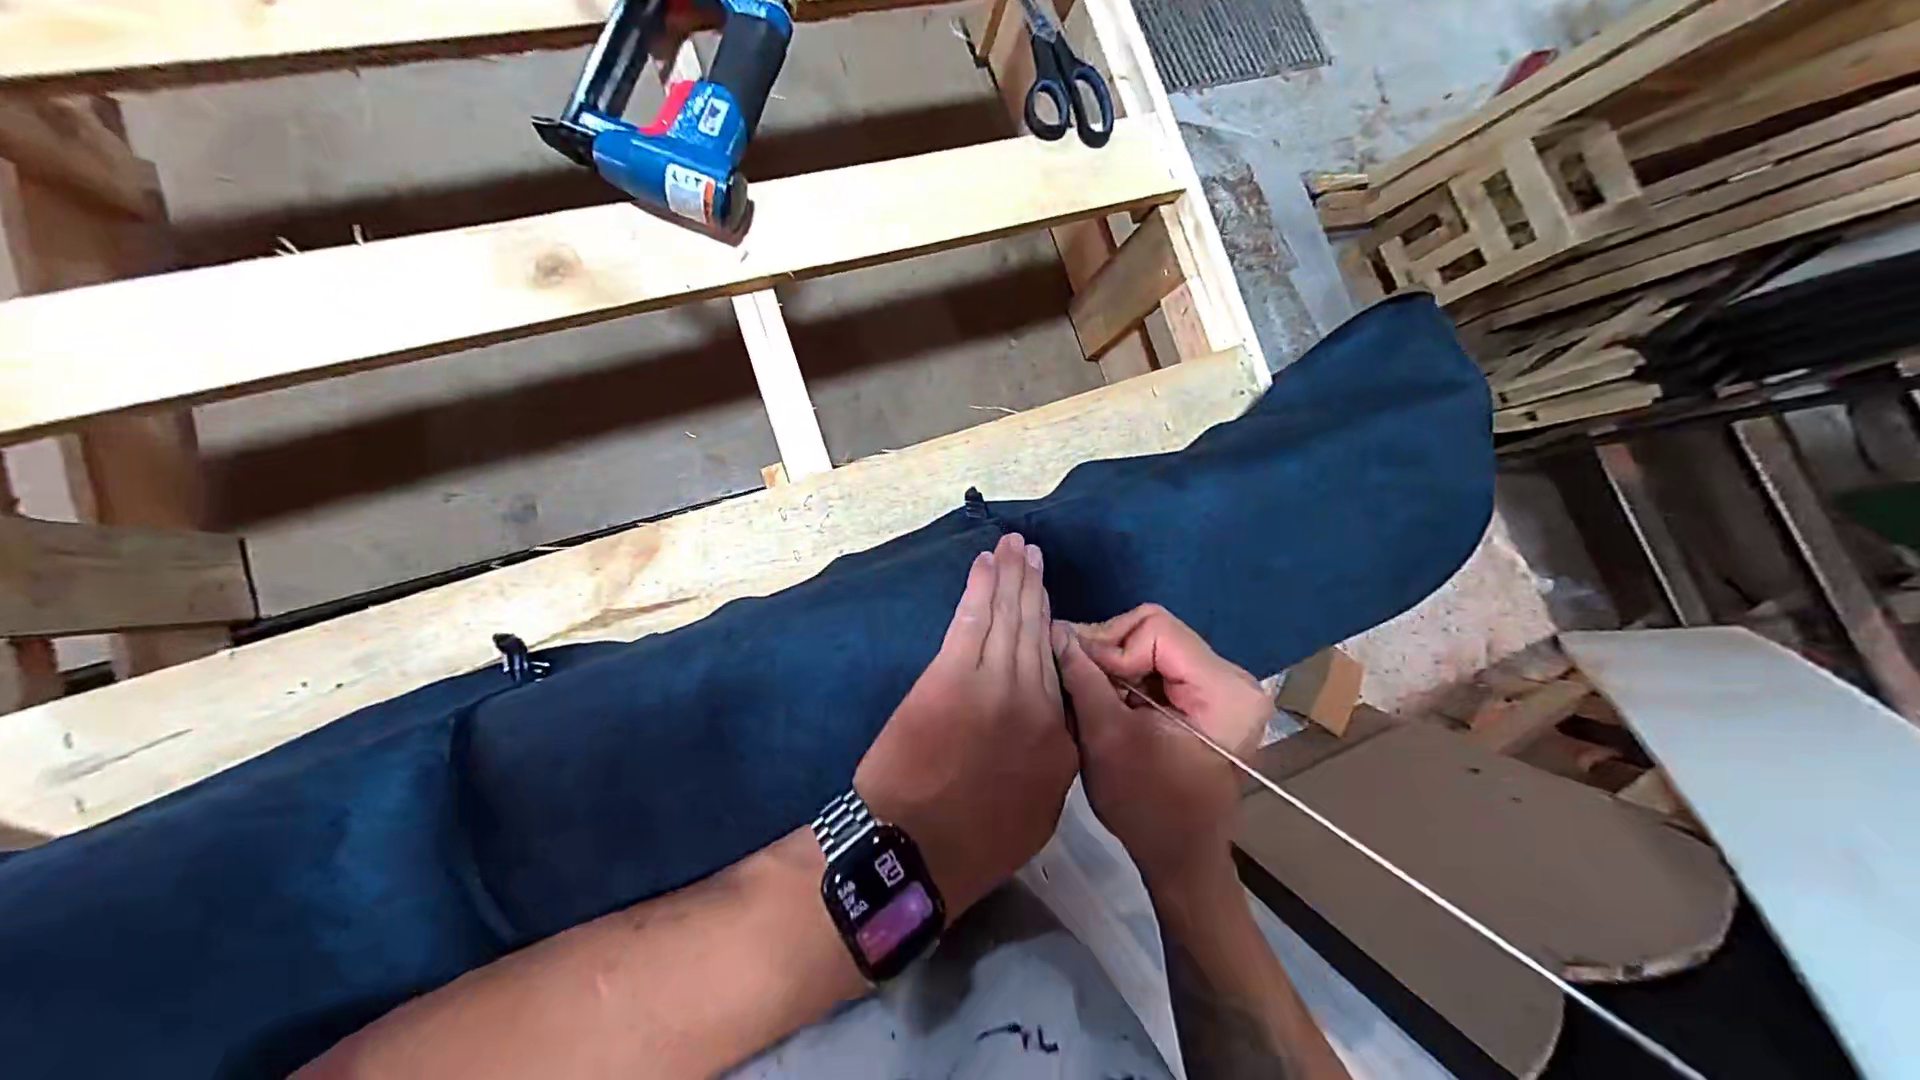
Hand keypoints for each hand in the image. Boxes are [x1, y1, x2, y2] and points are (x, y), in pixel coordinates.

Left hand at [854, 533, 1078, 914]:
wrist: (912, 850)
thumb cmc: (974, 842)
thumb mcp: (1038, 814)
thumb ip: (1052, 762)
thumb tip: (1051, 724)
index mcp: (1060, 739)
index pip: (1060, 672)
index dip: (1051, 629)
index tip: (1045, 603)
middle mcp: (1034, 702)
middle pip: (1036, 633)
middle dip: (1033, 587)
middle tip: (1034, 553)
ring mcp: (993, 685)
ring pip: (1008, 619)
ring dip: (1011, 577)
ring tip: (1014, 547)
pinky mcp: (951, 676)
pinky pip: (972, 622)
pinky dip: (980, 590)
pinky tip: (986, 565)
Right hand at [1051, 604, 1271, 890]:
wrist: (1180, 857)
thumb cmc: (1147, 808)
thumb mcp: (1107, 739)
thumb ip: (1083, 678)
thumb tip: (1057, 629)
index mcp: (1224, 689)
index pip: (1156, 628)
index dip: (1109, 646)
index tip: (1080, 675)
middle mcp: (1233, 678)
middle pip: (1155, 630)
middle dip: (1109, 651)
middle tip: (1076, 676)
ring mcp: (1221, 685)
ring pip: (1152, 642)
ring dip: (1113, 662)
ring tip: (1088, 688)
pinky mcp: (1205, 695)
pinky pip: (1157, 662)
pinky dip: (1125, 674)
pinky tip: (1107, 697)